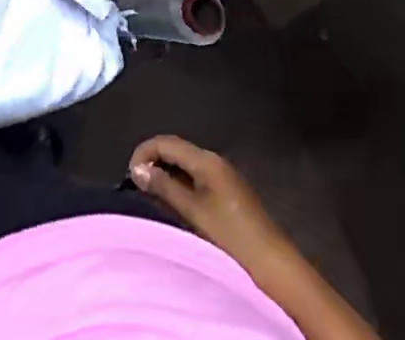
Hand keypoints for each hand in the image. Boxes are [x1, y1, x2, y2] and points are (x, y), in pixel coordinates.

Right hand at [129, 135, 292, 267]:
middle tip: (138, 182)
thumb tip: (137, 169)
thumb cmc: (230, 234)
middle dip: (152, 160)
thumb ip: (163, 185)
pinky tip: (172, 197)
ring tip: (151, 191)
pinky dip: (178, 180)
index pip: (164, 142)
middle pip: (174, 148)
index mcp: (206, 159)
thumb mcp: (192, 210)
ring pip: (183, 162)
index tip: (131, 175)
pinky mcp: (227, 188)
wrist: (273, 263)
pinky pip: (194, 174)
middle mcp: (214, 159)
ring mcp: (222, 173)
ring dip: (165, 171)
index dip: (143, 153)